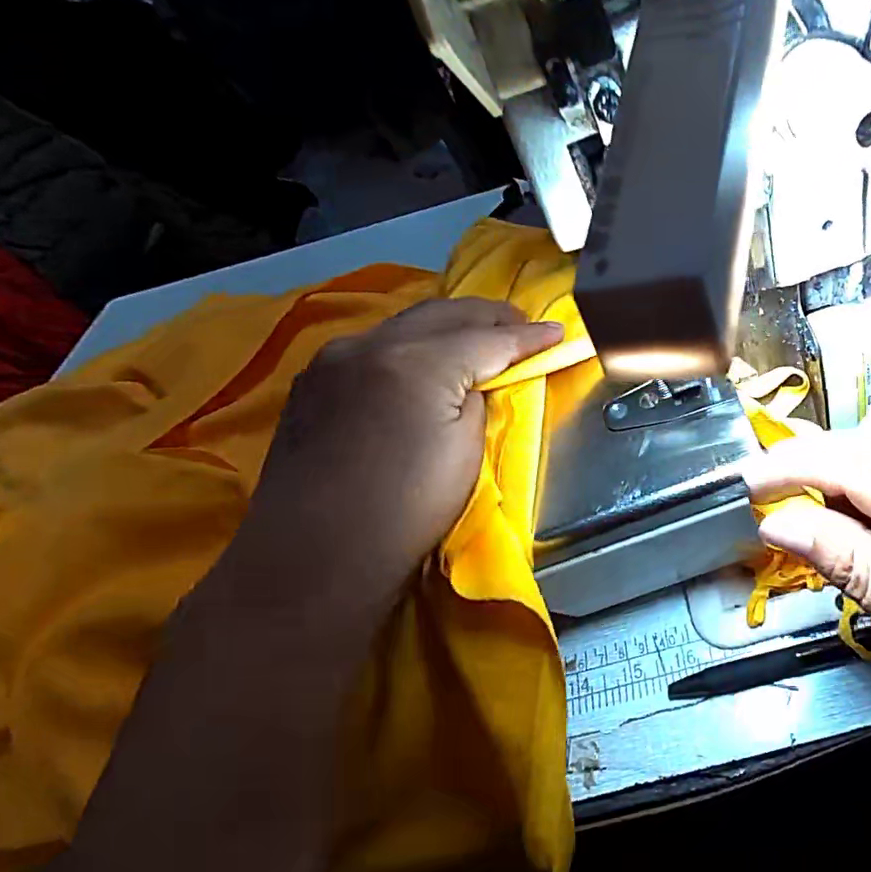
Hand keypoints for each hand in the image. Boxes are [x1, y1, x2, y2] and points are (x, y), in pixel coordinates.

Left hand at [216, 298, 561, 642]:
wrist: (316, 557)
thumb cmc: (403, 514)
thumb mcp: (465, 454)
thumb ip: (475, 402)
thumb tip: (472, 382)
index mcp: (414, 362)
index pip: (486, 337)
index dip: (527, 337)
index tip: (557, 333)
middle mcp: (368, 344)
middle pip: (442, 314)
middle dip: (488, 316)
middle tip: (523, 324)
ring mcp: (333, 359)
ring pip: (404, 324)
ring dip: (446, 326)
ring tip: (477, 334)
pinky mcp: (313, 381)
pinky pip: (372, 347)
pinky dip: (408, 345)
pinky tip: (422, 358)